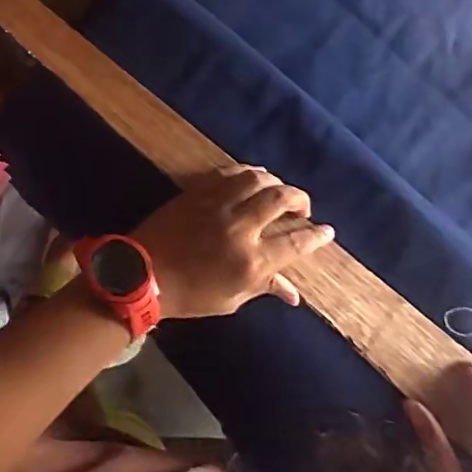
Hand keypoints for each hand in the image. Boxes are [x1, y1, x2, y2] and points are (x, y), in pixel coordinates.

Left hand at [131, 165, 332, 318]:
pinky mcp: (196, 191)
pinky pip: (226, 173)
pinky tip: (252, 176)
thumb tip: (293, 292)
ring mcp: (216, 204)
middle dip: (299, 199)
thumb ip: (263, 287)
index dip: (315, 235)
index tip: (327, 230)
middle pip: (280, 199)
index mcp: (251, 260)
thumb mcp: (231, 299)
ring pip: (254, 178)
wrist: (144, 273)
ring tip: (279, 189)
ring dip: (273, 181)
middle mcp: (239, 226)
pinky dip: (244, 172)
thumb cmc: (190, 294)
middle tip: (303, 207)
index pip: (295, 243)